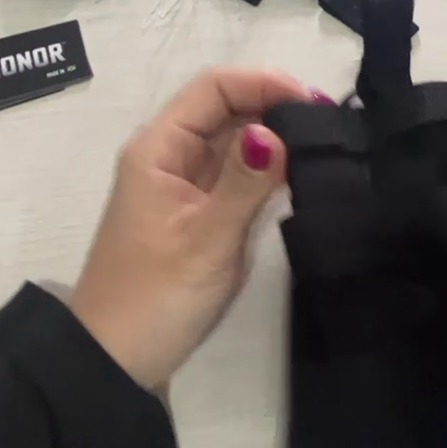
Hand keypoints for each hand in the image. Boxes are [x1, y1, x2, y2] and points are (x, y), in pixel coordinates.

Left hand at [70, 69, 321, 390]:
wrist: (116, 363)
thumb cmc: (155, 298)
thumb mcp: (205, 241)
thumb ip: (242, 184)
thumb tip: (274, 133)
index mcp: (159, 149)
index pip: (212, 89)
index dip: (262, 83)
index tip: (313, 101)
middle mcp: (170, 155)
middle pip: (225, 108)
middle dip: (274, 106)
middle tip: (329, 124)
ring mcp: (185, 183)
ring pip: (234, 139)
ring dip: (274, 135)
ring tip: (324, 143)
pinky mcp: (200, 209)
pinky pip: (237, 171)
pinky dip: (267, 166)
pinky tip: (300, 173)